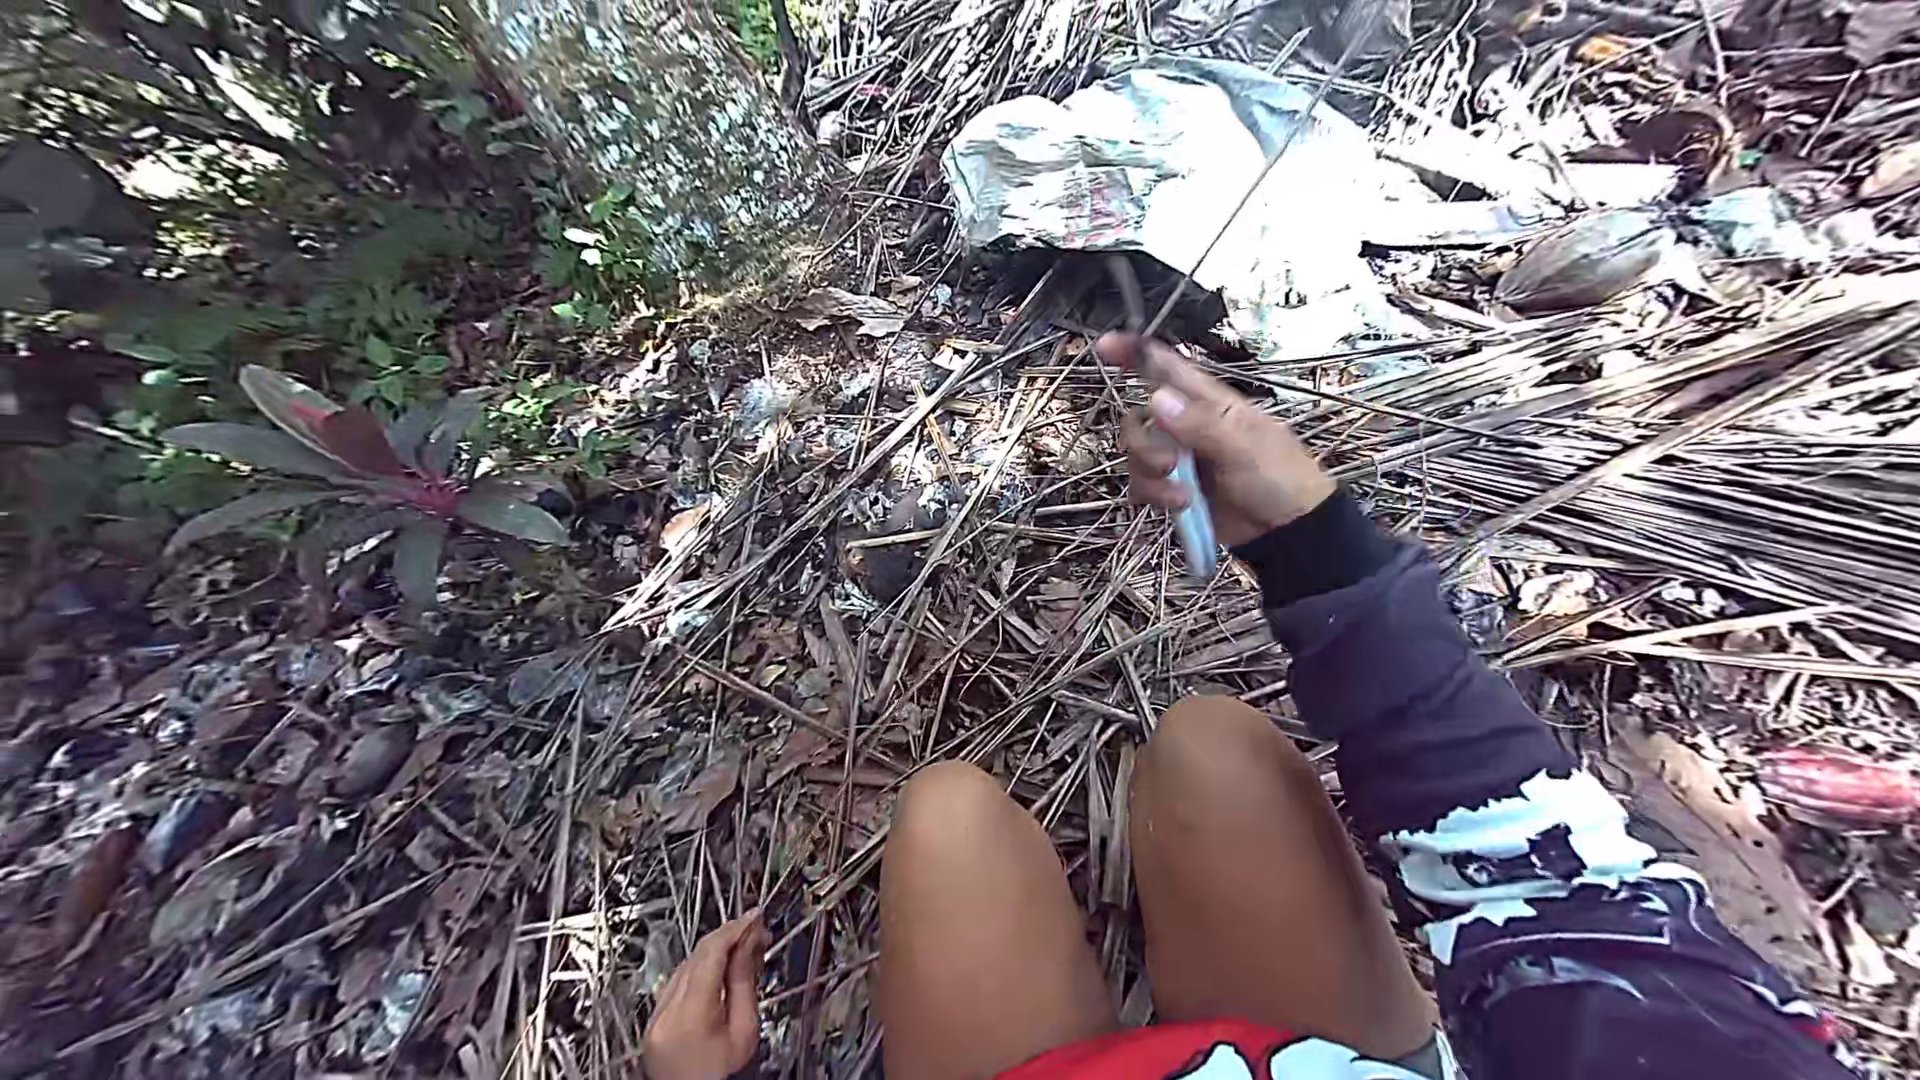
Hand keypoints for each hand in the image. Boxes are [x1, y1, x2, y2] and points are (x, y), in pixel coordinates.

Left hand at [643, 910, 768, 1079]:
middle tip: (756, 931)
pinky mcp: (654, 1022)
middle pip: (698, 954)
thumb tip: (748, 939)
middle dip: (729, 936)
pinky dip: (702, 968)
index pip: (711, 952)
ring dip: (717, 951)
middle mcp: (665, 1013)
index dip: (735, 928)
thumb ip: (744, 980)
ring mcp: (655, 1018)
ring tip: (744, 949)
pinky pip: (679, 981)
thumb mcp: (744, 1029)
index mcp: (689, 1016)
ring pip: (688, 964)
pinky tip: (721, 969)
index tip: (755, 916)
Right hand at [1099, 333, 1334, 547]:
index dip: (1135, 353)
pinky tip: (1179, 505)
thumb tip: (1156, 400)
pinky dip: (1153, 495)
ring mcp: (1179, 458)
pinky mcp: (1172, 487)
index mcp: (1210, 404)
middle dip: (1143, 445)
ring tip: (1181, 494)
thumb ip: (1201, 425)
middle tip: (1169, 465)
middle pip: (1139, 420)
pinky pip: (1142, 483)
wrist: (1287, 532)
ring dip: (1151, 476)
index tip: (1104, 346)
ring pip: (1137, 455)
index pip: (1168, 369)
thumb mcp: (1246, 447)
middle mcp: (1187, 426)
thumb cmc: (1280, 480)